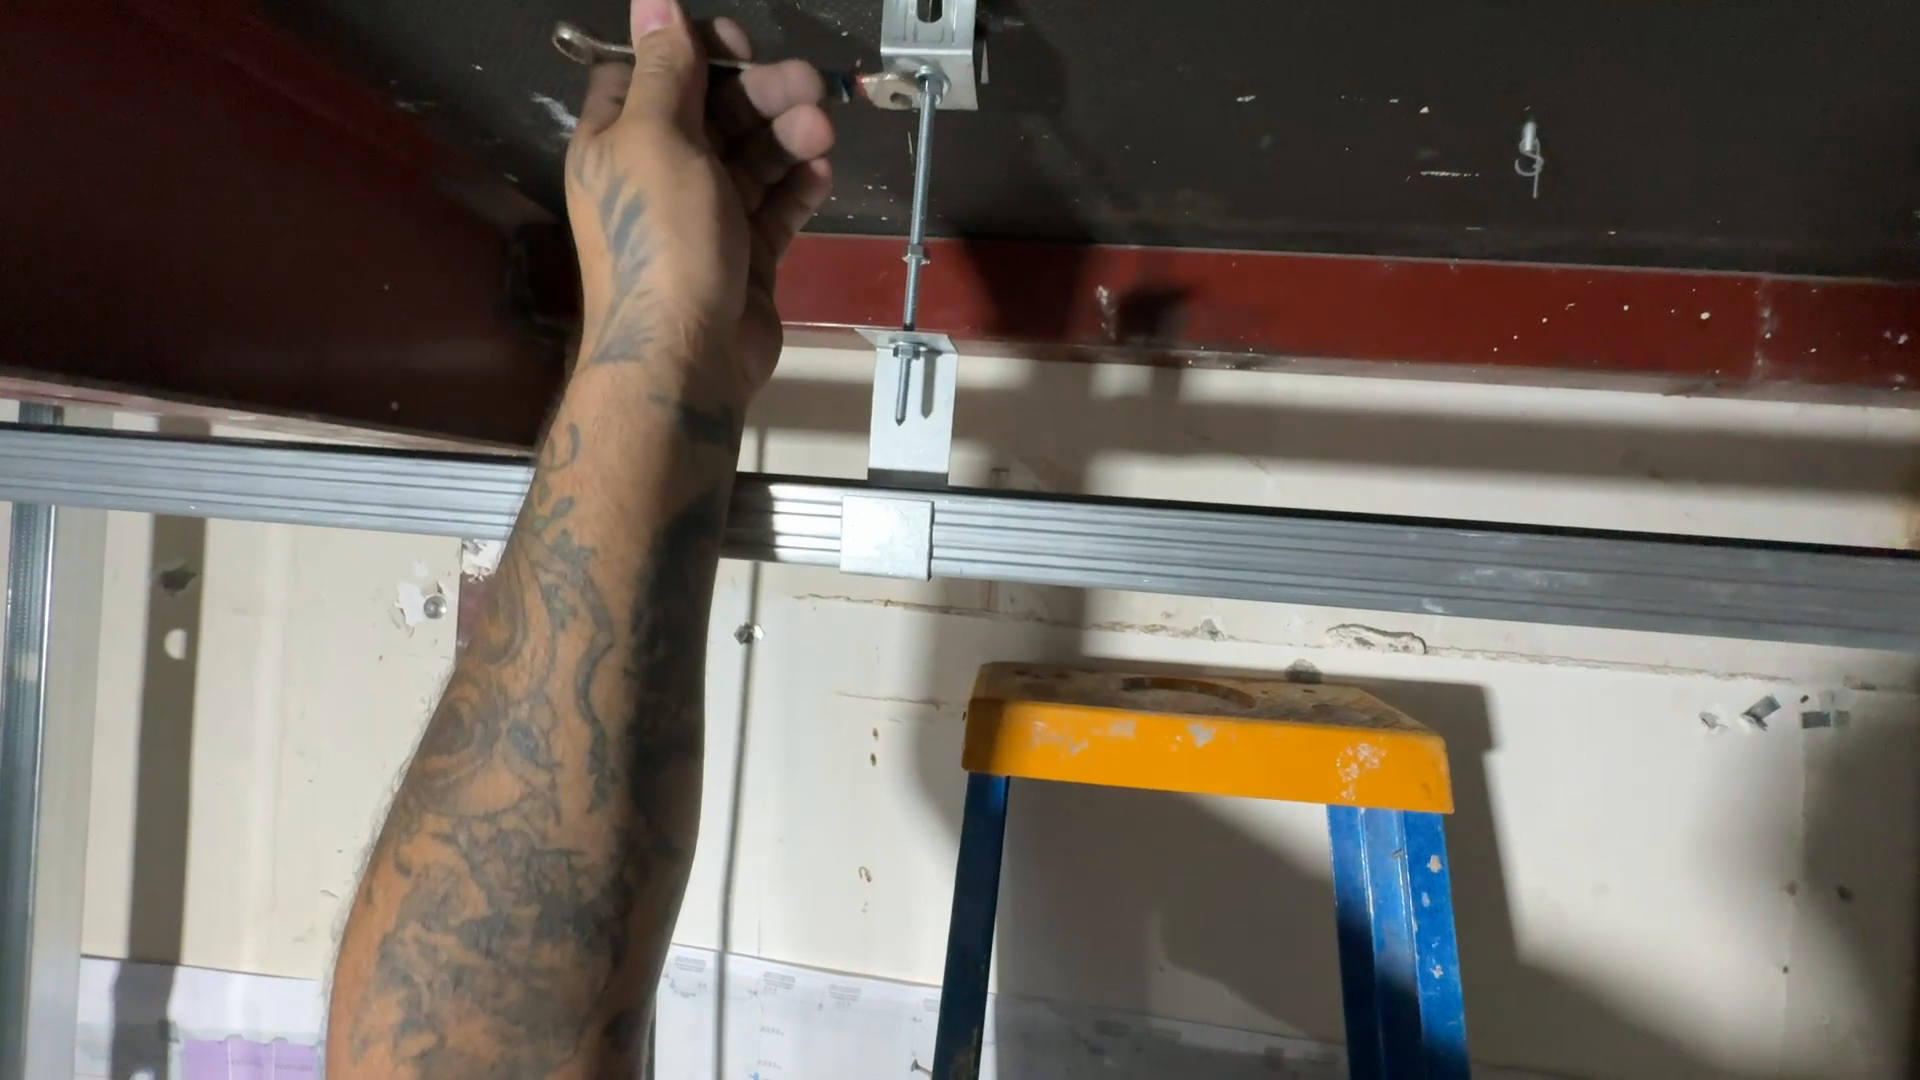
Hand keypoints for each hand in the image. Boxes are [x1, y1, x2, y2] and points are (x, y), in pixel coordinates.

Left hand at [565, 0, 834, 405]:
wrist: (687, 354)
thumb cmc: (663, 240)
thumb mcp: (656, 139)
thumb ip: (665, 70)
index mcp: (619, 143)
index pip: (655, 78)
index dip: (695, 55)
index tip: (738, 48)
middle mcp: (661, 177)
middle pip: (715, 118)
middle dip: (761, 97)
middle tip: (811, 85)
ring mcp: (707, 220)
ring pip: (751, 163)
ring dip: (787, 140)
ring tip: (823, 128)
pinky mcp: (745, 257)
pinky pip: (773, 212)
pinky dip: (797, 190)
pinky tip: (822, 172)